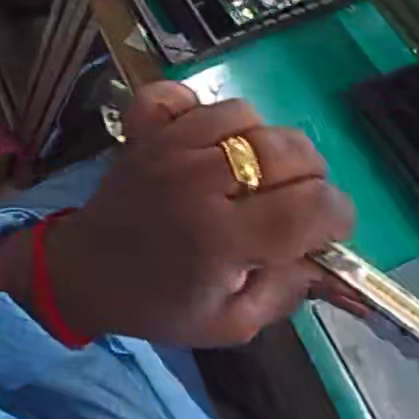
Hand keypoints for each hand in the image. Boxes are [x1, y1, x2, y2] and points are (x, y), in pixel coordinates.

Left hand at [0, 81, 355, 346]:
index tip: (319, 232)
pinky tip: (201, 140)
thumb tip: (327, 257)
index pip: (316, 203)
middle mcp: (196, 181)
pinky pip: (175, 95)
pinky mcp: (140, 133)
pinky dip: (195, 108)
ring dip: (258, 142)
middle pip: (289, 149)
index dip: (335, 218)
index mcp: (222, 237)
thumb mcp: (231, 323)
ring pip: (243, 114)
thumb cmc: (155, 303)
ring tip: (244, 174)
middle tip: (284, 205)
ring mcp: (165, 148)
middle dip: (307, 179)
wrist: (83, 273)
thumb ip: (288, 290)